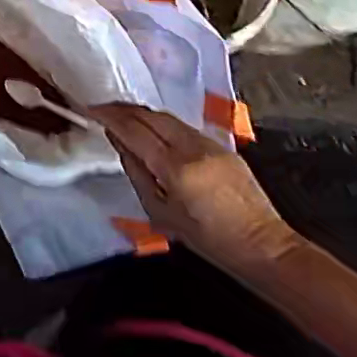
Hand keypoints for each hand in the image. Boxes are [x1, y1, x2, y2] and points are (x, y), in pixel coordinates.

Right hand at [94, 103, 302, 270]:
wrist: (265, 248)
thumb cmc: (207, 238)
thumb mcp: (159, 210)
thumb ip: (135, 171)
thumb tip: (118, 141)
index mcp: (174, 167)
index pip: (133, 129)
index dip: (109, 116)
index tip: (91, 109)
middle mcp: (193, 148)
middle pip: (150, 115)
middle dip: (123, 109)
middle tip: (102, 109)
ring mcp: (211, 145)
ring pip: (167, 117)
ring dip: (142, 113)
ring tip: (123, 116)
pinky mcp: (223, 147)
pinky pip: (183, 127)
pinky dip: (161, 123)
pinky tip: (153, 131)